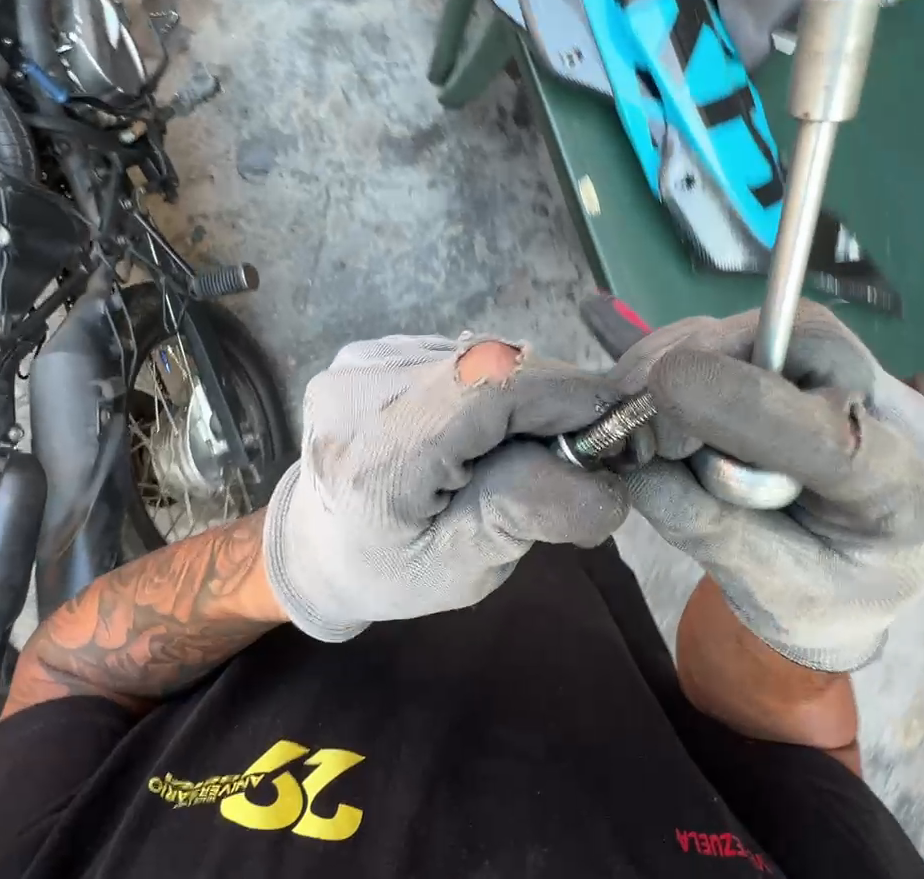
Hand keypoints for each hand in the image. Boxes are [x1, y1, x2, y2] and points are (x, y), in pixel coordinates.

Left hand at [264, 335, 630, 641]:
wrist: (312, 543)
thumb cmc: (385, 571)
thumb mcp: (461, 569)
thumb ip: (527, 513)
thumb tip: (604, 475)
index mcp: (378, 454)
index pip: (490, 385)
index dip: (568, 397)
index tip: (611, 436)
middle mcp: (362, 387)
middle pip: (492, 364)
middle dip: (551, 404)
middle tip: (572, 457)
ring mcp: (363, 360)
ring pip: (481, 355)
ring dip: (520, 398)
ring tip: (512, 453)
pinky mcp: (373, 351)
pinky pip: (457, 356)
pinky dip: (487, 389)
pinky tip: (472, 432)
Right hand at [612, 304, 923, 671]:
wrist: (849, 582)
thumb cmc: (814, 601)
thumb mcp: (761, 592)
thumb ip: (704, 526)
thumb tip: (635, 460)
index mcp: (909, 500)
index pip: (839, 437)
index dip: (748, 403)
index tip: (665, 389)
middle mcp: (901, 420)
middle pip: (811, 344)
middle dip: (710, 358)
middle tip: (634, 396)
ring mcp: (864, 380)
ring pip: (770, 327)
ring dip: (687, 353)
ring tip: (633, 397)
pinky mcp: (818, 363)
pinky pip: (750, 332)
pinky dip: (689, 350)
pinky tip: (655, 384)